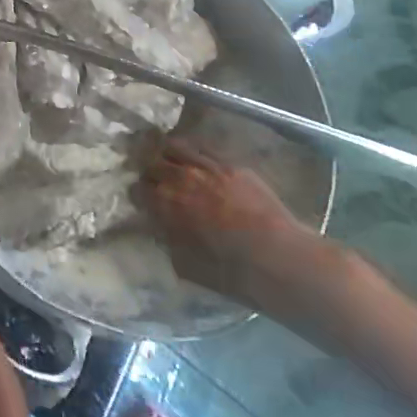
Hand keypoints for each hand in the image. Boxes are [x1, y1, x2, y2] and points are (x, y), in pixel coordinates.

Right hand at [136, 140, 329, 307]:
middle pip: (151, 163)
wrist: (280, 259)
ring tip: (173, 164)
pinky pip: (205, 150)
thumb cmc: (228, 270)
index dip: (139, 197)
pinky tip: (200, 165)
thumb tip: (158, 228)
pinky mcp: (232, 165)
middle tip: (157, 183)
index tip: (145, 205)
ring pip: (175, 147)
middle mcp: (178, 177)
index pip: (136, 189)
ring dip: (169, 155)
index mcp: (162, 202)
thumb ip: (164, 238)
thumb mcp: (182, 261)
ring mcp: (206, 167)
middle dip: (150, 173)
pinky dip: (196, 154)